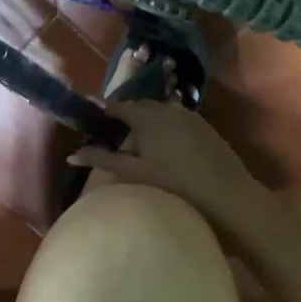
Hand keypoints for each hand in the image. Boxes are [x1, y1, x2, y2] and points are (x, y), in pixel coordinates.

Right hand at [68, 101, 272, 223]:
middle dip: (127, 118)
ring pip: (161, 113)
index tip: (97, 125)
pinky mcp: (205, 127)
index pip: (119, 105)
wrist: (228, 196)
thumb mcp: (134, 174)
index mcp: (147, 116)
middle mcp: (168, 108)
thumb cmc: (176, 185)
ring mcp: (190, 116)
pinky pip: (178, 120)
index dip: (107, 113)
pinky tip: (166, 150)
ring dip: (148, 123)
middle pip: (141, 107)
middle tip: (117, 137)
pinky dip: (167, 129)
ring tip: (140, 146)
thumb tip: (71, 154)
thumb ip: (102, 160)